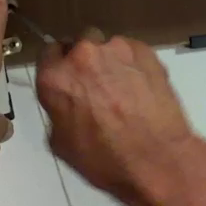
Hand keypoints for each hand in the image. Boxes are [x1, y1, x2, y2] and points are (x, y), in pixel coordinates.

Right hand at [36, 31, 205, 205]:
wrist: (157, 160)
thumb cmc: (104, 161)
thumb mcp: (62, 143)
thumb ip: (58, 108)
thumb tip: (67, 99)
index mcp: (56, 78)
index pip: (48, 53)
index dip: (58, 65)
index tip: (68, 78)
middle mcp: (83, 54)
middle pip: (79, 44)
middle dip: (85, 61)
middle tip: (97, 86)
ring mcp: (117, 48)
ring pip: (107, 46)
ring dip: (110, 62)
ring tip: (124, 89)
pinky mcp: (145, 50)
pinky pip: (132, 51)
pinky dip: (133, 65)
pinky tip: (142, 88)